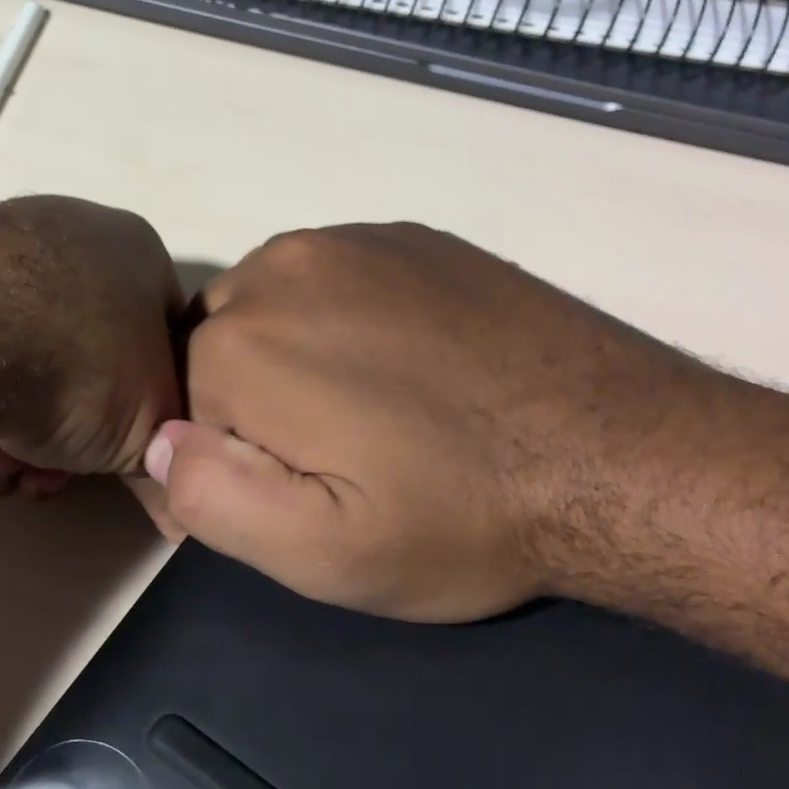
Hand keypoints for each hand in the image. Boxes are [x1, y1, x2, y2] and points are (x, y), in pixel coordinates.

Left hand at [0, 197, 185, 497]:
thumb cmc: (81, 364)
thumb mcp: (154, 423)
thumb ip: (163, 442)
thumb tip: (157, 469)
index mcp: (134, 250)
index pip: (157, 336)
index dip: (143, 407)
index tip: (117, 451)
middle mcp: (65, 239)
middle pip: (77, 365)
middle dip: (63, 437)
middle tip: (45, 477)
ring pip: (15, 371)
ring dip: (10, 439)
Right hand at [139, 224, 716, 622]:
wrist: (625, 456)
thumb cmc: (459, 517)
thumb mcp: (321, 553)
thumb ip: (212, 498)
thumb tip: (162, 443)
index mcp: (238, 345)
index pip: (181, 402)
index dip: (227, 456)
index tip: (294, 495)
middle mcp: (277, 268)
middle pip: (219, 343)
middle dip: (251, 398)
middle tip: (335, 455)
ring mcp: (348, 239)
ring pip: (270, 303)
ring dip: (292, 353)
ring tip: (370, 408)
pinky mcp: (407, 235)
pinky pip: (332, 275)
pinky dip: (342, 316)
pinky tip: (406, 363)